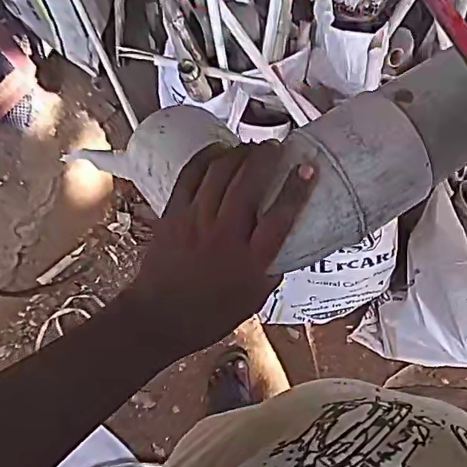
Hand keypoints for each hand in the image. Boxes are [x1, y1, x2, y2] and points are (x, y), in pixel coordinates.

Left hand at [116, 142, 313, 358]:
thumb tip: (287, 247)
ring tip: (251, 148)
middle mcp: (224, 235)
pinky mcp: (174, 214)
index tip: (307, 169)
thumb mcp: (253, 298)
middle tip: (276, 148)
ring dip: (239, 153)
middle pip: (248, 182)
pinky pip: (191, 175)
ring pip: (220, 172)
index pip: (280, 216)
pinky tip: (219, 152)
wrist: (159, 318)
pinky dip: (207, 157)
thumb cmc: (209, 315)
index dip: (296, 189)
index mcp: (250, 260)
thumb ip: (272, 269)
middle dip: (266, 157)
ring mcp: (196, 221)